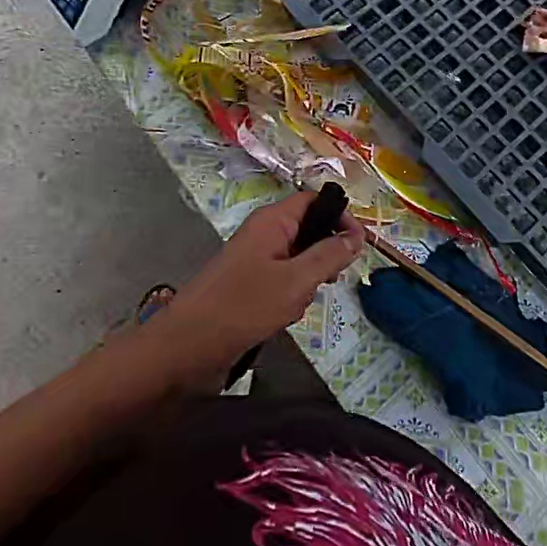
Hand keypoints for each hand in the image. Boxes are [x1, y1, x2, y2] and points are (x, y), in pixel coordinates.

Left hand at [146, 192, 363, 383]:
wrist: (187, 345)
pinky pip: (283, 282)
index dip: (340, 217)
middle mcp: (263, 234)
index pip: (314, 201)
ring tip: (295, 305)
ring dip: (306, 283)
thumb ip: (329, 256)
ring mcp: (254, 260)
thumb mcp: (295, 281)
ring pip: (298, 262)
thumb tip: (355, 236)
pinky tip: (281, 317)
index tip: (359, 246)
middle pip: (308, 231)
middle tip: (325, 281)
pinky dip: (290, 298)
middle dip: (323, 257)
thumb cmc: (243, 306)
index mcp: (271, 221)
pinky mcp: (249, 285)